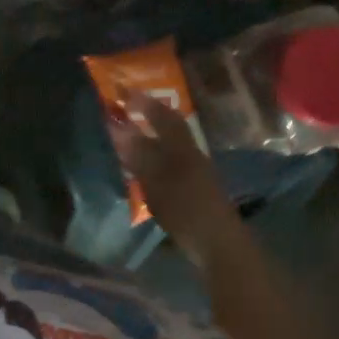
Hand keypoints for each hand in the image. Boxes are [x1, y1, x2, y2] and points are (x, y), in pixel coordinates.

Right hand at [105, 90, 226, 241]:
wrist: (219, 246)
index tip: (124, 92)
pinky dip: (152, 159)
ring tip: (127, 138)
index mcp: (183, 149)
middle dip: (148, 118)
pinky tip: (139, 169)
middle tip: (124, 111)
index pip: (164, 116)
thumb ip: (139, 155)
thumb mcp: (158, 182)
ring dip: (150, 138)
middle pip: (169, 129)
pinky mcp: (192, 191)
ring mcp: (194, 174)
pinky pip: (169, 164)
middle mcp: (190, 155)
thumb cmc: (188, 210)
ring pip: (169, 146)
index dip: (145, 102)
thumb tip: (118, 128)